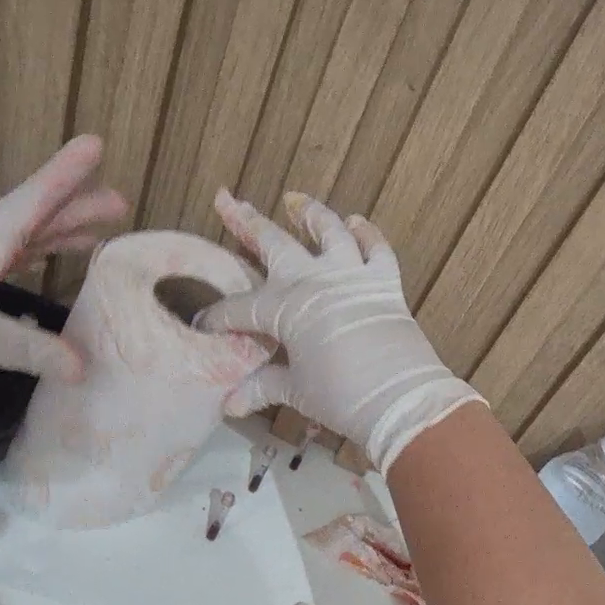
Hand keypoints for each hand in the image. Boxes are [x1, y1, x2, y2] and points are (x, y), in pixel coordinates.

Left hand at [0, 136, 126, 408]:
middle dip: (78, 207)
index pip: (38, 198)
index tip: (95, 144)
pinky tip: (49, 265)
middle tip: (120, 202)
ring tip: (98, 234)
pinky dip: (38, 257)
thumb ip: (35, 351)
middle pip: (39, 216)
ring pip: (26, 238)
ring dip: (61, 232)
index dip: (68, 173)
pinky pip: (11, 260)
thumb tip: (83, 369)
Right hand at [198, 189, 481, 473]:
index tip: (204, 325)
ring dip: (309, 213)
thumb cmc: (341, 396)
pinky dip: (367, 234)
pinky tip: (356, 222)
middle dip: (247, 223)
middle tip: (227, 201)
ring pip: (328, 231)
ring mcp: (352, 275)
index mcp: (284, 307)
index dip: (219, 318)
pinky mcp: (385, 282)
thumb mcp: (297, 391)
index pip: (241, 309)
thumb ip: (263, 387)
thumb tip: (230, 405)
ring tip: (294, 199)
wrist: (400, 399)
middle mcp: (314, 279)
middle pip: (274, 244)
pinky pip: (376, 249)